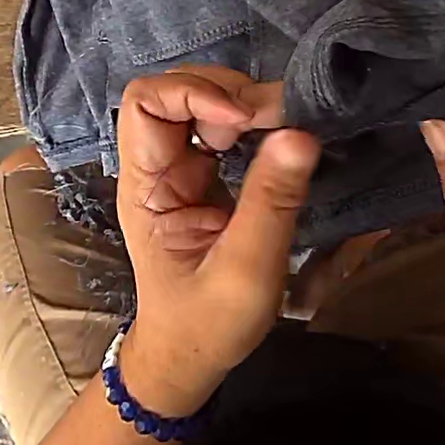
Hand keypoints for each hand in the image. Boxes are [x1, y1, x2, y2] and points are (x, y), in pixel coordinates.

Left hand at [114, 66, 316, 416]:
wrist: (189, 354)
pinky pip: (222, 127)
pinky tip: (279, 136)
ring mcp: (178, 167)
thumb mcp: (246, 270)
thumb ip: (271, 201)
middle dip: (228, 92)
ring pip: (201, 102)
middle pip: (174, 91)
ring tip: (287, 124)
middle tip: (282, 116)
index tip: (247, 119)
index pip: (146, 103)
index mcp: (145, 184)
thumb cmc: (207, 322)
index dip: (193, 93)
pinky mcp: (202, 174)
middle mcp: (156, 164)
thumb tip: (300, 132)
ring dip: (244, 104)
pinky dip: (253, 121)